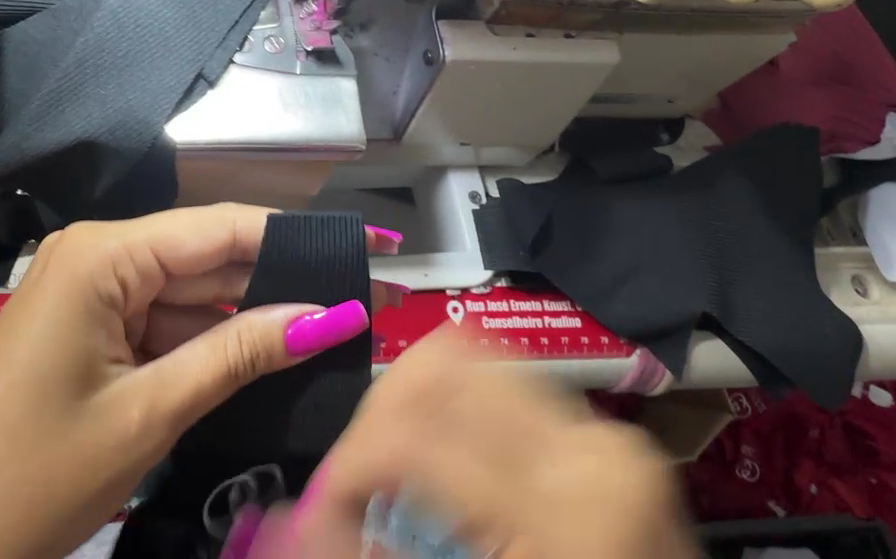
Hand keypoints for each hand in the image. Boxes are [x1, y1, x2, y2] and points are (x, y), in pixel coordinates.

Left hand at [0, 203, 398, 558]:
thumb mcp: (150, 412)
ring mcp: (87, 290)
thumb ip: (239, 353)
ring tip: (326, 332)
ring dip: (245, 316)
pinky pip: (158, 319)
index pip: (220, 227)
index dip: (294, 240)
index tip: (364, 254)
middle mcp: (95, 253)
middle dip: (277, 282)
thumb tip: (327, 315)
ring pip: (186, 292)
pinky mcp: (85, 325)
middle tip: (358, 303)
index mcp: (103, 254)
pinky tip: (261, 356)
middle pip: (205, 256)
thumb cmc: (36, 474)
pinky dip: (204, 341)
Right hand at [241, 328, 698, 558]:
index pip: (410, 440)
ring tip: (396, 466)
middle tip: (356, 476)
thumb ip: (377, 547)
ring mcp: (604, 433)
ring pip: (467, 356)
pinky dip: (454, 408)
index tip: (317, 510)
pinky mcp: (606, 435)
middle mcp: (589, 446)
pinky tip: (445, 462)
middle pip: (437, 365)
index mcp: (562, 510)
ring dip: (412, 402)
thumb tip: (288, 524)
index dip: (344, 469)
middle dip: (375, 415)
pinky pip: (503, 383)